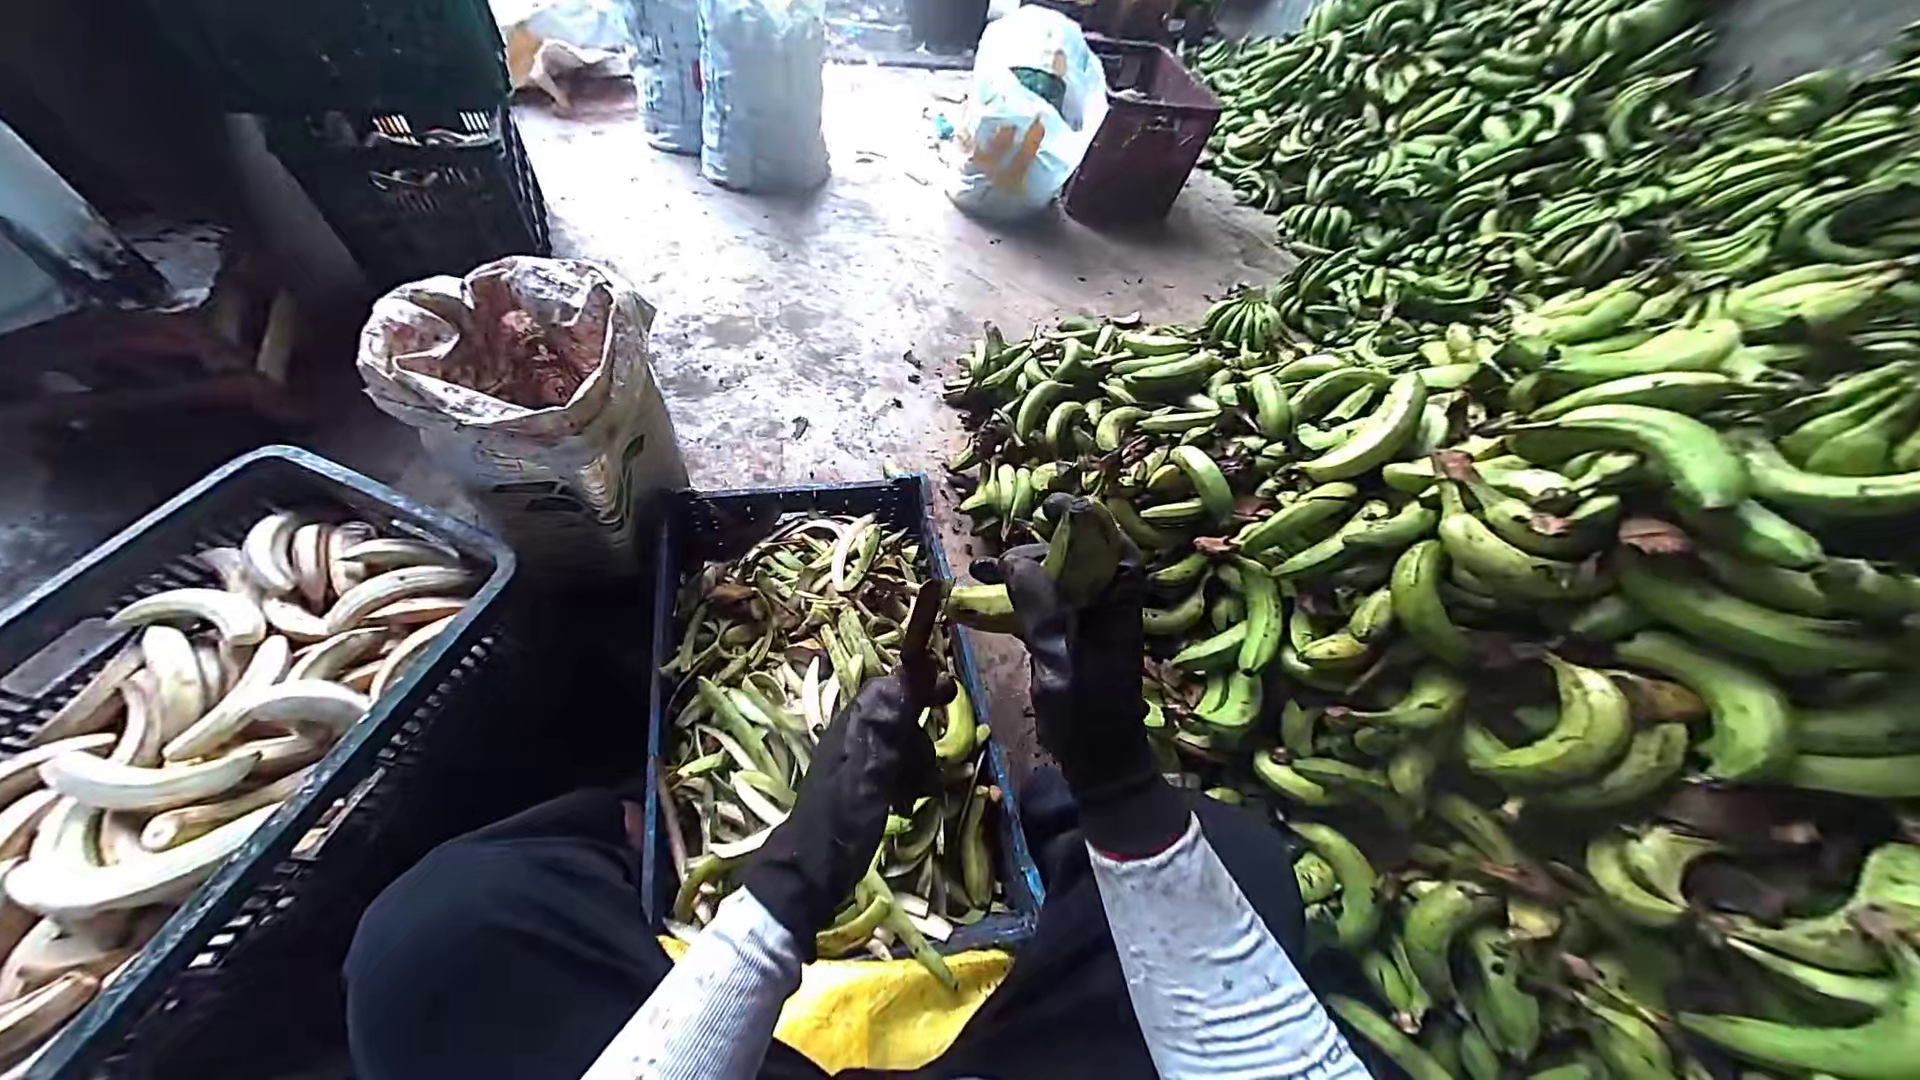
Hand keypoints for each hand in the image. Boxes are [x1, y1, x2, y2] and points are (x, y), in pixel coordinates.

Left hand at [739, 669, 945, 950]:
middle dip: (923, 732)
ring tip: (919, 788)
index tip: (949, 695)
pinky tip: (910, 799)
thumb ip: (895, 716)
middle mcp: (859, 728)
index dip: (924, 684)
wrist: (814, 866)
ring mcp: (862, 754)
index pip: (896, 683)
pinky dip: (911, 778)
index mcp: (858, 717)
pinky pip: (899, 765)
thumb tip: (918, 664)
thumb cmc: (844, 814)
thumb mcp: (874, 764)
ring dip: (919, 761)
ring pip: (905, 741)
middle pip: (904, 712)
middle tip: (938, 755)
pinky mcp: (867, 778)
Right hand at [972, 495, 1186, 856]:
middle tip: (996, 564)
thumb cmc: (1086, 716)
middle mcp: (1106, 603)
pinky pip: (1043, 603)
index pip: (1111, 544)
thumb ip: (1042, 611)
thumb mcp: (1061, 664)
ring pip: (1054, 578)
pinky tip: (985, 599)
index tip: (1050, 505)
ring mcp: (1087, 619)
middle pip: (1074, 557)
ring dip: (1018, 572)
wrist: (1097, 761)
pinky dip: (1015, 598)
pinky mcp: (1070, 634)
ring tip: (980, 571)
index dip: (1083, 518)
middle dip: (1035, 552)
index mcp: (1117, 604)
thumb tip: (1017, 559)